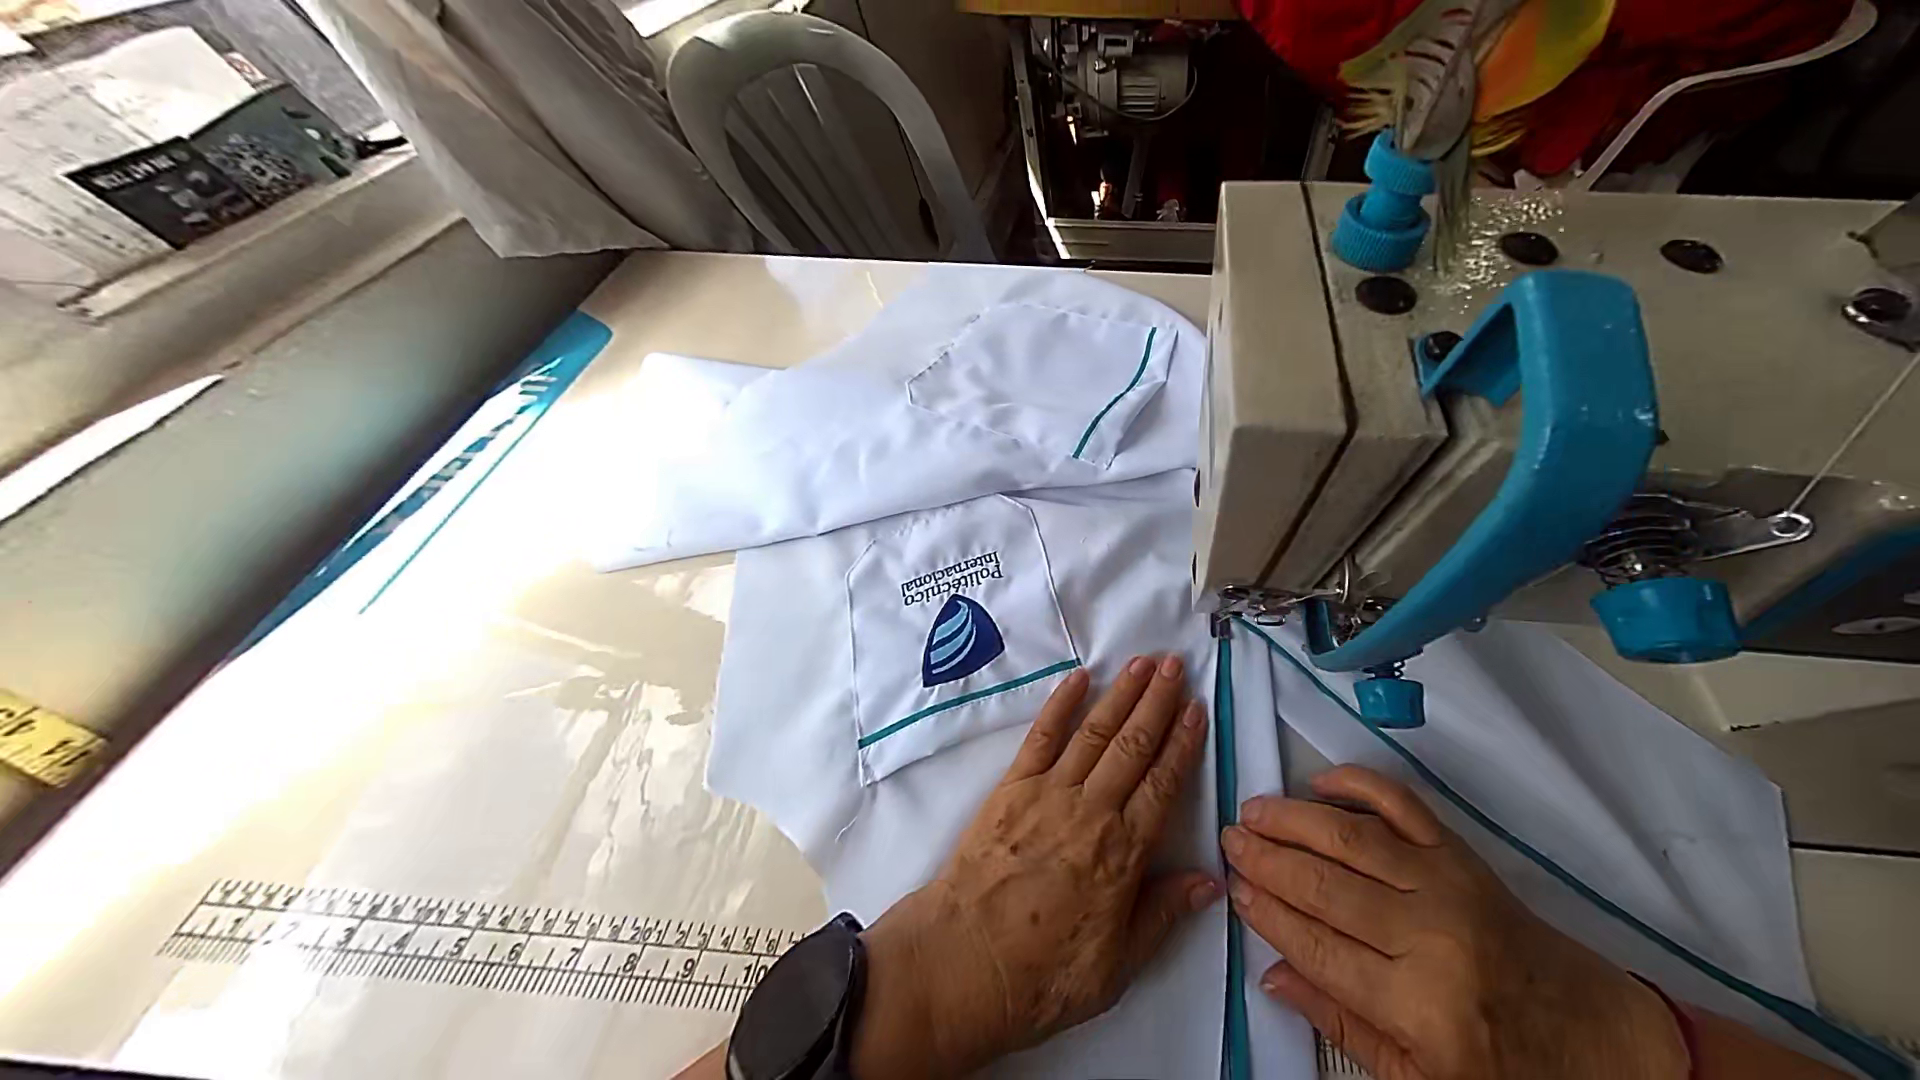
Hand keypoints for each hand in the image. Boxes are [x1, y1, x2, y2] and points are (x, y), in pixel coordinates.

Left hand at [851, 655, 1216, 1078]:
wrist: (964, 960)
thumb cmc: (1043, 972)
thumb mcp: (1117, 965)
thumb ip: (1162, 915)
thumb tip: (1209, 881)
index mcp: (1123, 853)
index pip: (1163, 784)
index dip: (1183, 743)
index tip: (1197, 709)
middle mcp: (1090, 811)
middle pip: (1133, 746)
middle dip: (1157, 701)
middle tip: (1176, 665)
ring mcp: (1048, 793)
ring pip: (1094, 733)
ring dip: (1120, 694)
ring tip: (1142, 664)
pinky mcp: (1011, 787)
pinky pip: (1041, 737)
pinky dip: (1060, 705)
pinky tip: (1078, 680)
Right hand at [1222, 765, 1688, 1079]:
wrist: (1600, 1040)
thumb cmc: (1502, 1065)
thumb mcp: (1421, 1078)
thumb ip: (1341, 1023)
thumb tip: (1269, 971)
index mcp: (1421, 1007)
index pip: (1317, 946)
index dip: (1266, 912)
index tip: (1233, 887)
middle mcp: (1431, 938)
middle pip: (1325, 885)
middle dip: (1266, 859)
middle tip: (1229, 841)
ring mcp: (1449, 885)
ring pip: (1352, 837)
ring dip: (1293, 818)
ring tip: (1253, 810)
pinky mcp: (1464, 855)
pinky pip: (1403, 804)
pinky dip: (1359, 782)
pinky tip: (1319, 779)